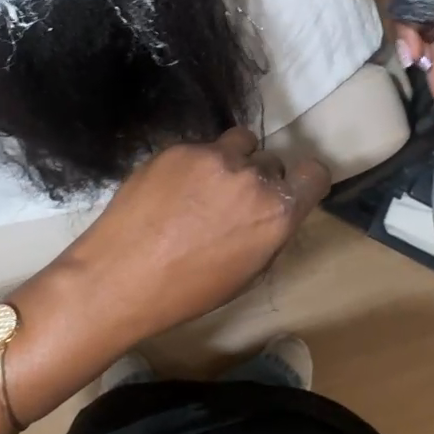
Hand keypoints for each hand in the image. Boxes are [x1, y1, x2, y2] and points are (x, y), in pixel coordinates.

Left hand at [50, 128, 327, 345]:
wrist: (119, 275)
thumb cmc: (187, 291)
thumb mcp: (247, 273)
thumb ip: (269, 232)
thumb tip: (273, 211)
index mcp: (277, 213)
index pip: (314, 173)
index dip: (303, 181)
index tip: (289, 190)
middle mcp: (251, 177)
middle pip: (271, 161)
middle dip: (259, 178)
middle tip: (232, 202)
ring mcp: (213, 156)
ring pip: (239, 142)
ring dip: (231, 160)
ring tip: (204, 187)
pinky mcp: (179, 147)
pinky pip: (200, 147)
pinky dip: (194, 163)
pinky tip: (171, 190)